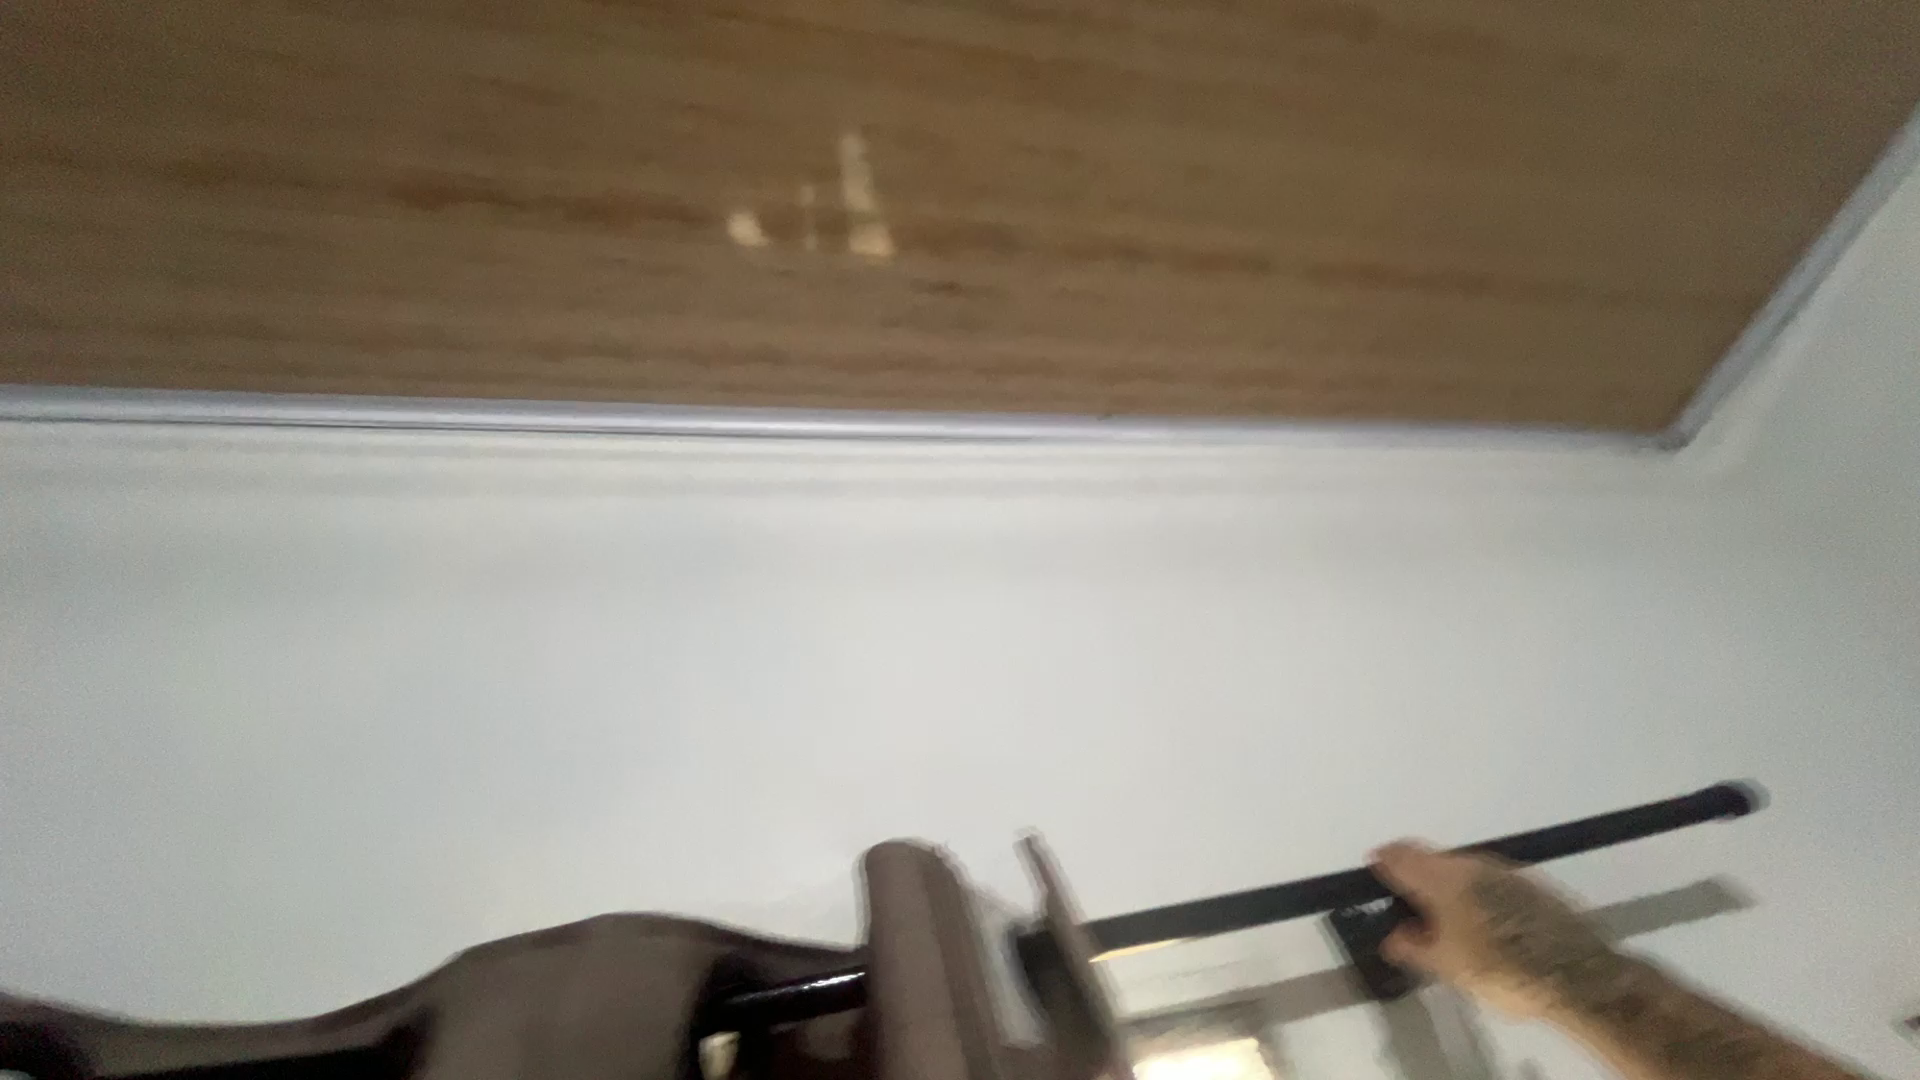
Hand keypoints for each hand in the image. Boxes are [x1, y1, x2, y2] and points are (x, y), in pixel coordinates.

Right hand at [1367, 840, 1622, 1018]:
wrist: (1583, 977)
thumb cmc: (1502, 968)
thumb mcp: (1448, 967)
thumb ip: (1413, 947)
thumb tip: (1392, 937)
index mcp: (1439, 878)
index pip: (1398, 854)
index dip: (1382, 860)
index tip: (1374, 868)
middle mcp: (1468, 864)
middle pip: (1430, 857)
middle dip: (1416, 872)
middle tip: (1410, 898)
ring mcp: (1504, 870)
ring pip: (1462, 867)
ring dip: (1449, 882)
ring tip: (1450, 915)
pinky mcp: (1533, 884)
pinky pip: (1491, 879)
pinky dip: (1478, 892)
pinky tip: (1487, 920)